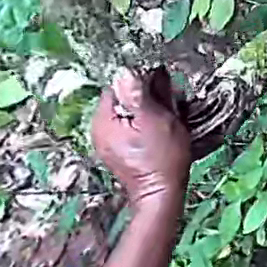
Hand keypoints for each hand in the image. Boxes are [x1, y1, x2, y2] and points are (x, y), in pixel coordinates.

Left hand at [91, 67, 191, 209]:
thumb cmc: (162, 159)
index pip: (118, 85)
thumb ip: (138, 94)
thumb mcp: (154, 119)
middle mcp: (101, 130)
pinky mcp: (121, 148)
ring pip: (131, 110)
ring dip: (150, 108)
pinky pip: (134, 124)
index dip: (140, 82)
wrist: (163, 196)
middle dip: (146, 96)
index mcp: (103, 121)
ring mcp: (110, 141)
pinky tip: (161, 129)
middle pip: (124, 96)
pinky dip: (147, 122)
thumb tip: (126, 71)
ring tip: (165, 119)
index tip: (159, 89)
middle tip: (165, 107)